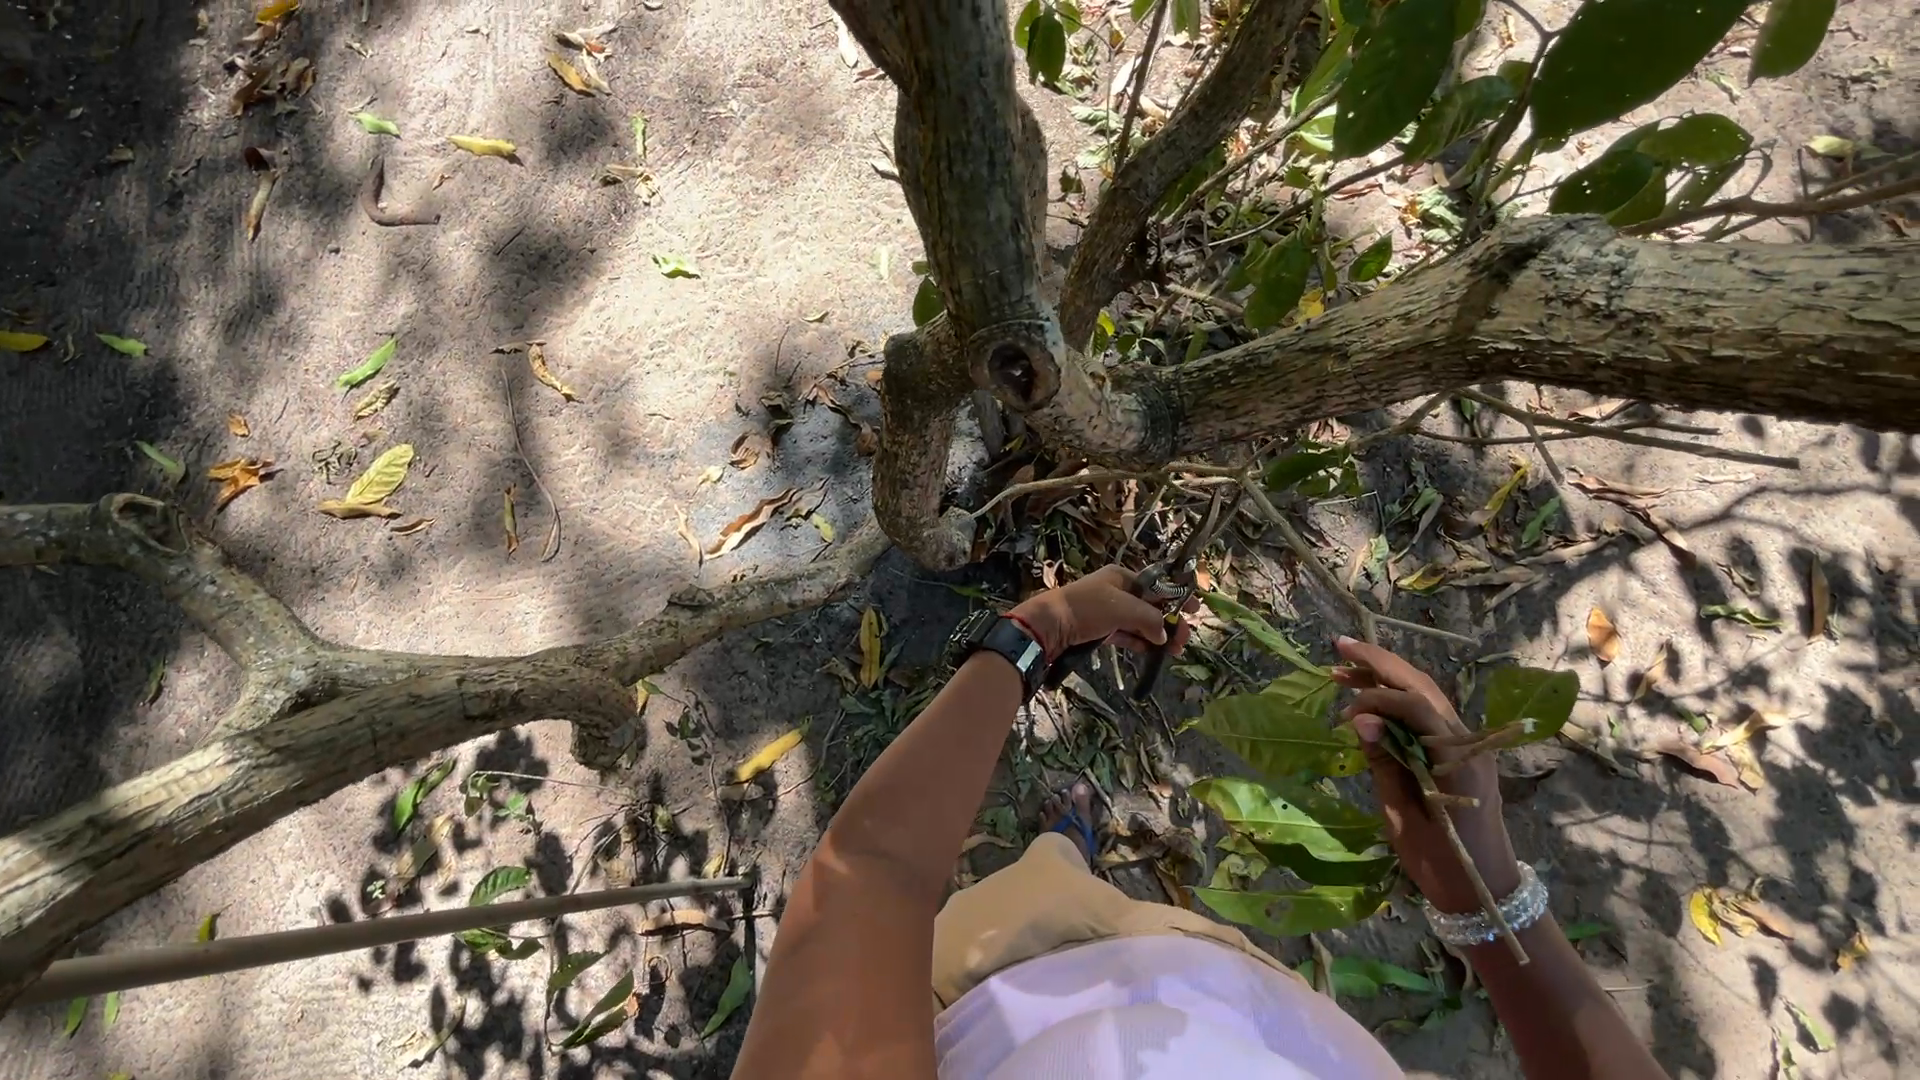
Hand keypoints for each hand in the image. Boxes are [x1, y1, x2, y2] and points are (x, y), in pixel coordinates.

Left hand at [1008, 564, 1194, 658]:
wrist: (1049, 625)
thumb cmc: (1087, 608)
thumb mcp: (1123, 608)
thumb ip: (1149, 619)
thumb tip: (1165, 634)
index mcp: (1122, 577)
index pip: (1157, 585)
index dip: (1176, 598)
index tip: (1195, 611)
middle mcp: (1116, 591)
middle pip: (1150, 605)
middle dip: (1168, 622)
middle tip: (1184, 640)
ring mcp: (1107, 611)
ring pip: (1139, 622)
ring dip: (1157, 635)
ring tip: (1174, 651)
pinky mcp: (1100, 630)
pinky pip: (1126, 635)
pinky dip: (1140, 642)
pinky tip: (1153, 652)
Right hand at [1331, 637, 1520, 914]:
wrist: (1483, 892)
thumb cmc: (1440, 860)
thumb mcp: (1402, 813)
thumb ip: (1383, 760)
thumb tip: (1358, 718)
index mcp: (1457, 758)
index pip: (1415, 705)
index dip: (1376, 698)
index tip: (1344, 714)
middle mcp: (1467, 742)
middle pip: (1421, 686)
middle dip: (1379, 663)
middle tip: (1338, 647)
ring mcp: (1466, 745)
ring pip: (1423, 694)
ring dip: (1385, 677)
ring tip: (1342, 668)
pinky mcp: (1457, 752)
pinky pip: (1425, 713)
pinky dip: (1395, 700)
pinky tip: (1367, 699)